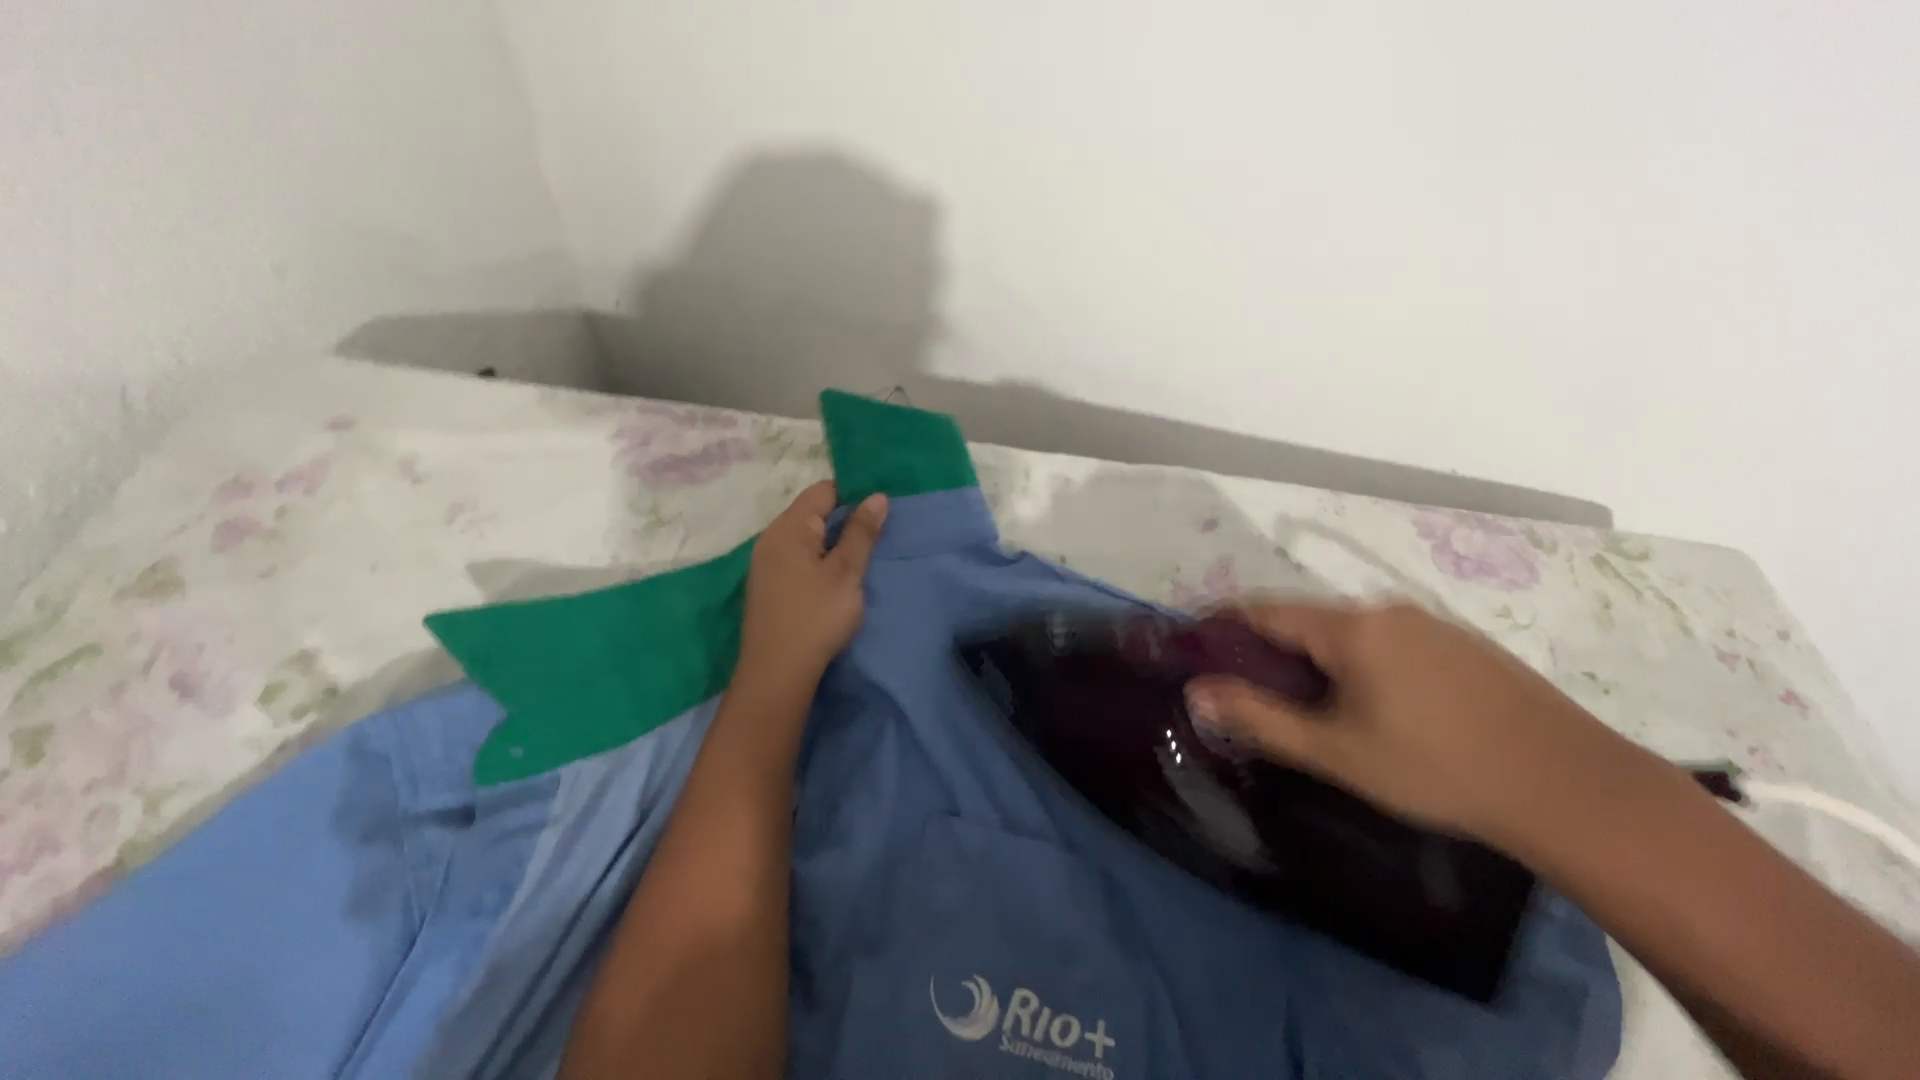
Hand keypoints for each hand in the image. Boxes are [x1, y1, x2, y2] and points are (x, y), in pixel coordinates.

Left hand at [737, 481, 887, 690]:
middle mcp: (771, 538)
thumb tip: (876, 496)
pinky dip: (819, 560)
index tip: (882, 506)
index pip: (822, 491)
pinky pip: (797, 559)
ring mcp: (766, 564)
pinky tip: (836, 578)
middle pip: (811, 513)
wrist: (777, 672)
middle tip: (879, 531)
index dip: (853, 492)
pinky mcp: (768, 587)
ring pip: (805, 538)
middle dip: (844, 518)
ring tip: (863, 555)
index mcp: (788, 528)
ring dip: (832, 542)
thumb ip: (861, 532)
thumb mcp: (846, 572)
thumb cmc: (816, 616)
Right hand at [1185, 601, 1657, 849]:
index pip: (1264, 610)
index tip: (1193, 645)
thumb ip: (1260, 717)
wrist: (1566, 785)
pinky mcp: (1462, 646)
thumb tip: (1197, 692)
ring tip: (1307, 706)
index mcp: (1351, 627)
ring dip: (1315, 658)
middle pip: (1307, 619)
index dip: (1223, 624)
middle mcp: (1387, 610)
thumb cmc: (1434, 768)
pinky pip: (1388, 643)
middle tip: (1249, 693)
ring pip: (1350, 632)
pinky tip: (1372, 707)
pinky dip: (1358, 664)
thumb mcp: (1336, 751)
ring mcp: (1431, 624)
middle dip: (1269, 648)